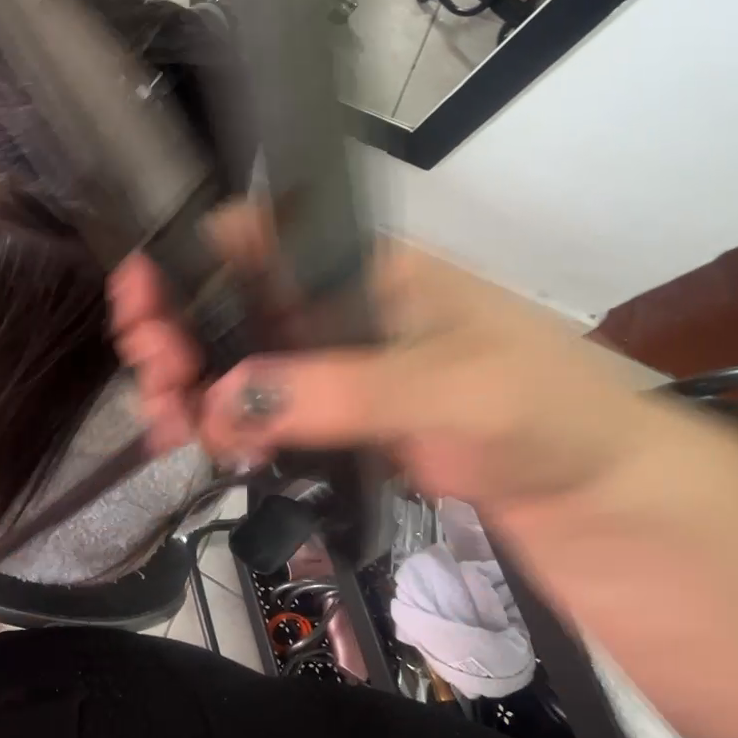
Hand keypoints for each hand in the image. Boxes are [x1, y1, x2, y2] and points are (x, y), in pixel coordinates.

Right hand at [107, 205, 658, 515]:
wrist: (596, 500)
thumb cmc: (544, 415)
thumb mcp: (456, 389)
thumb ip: (342, 389)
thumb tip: (224, 398)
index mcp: (350, 267)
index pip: (246, 237)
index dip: (181, 257)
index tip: (140, 295)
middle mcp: (316, 306)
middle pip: (208, 301)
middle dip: (165, 332)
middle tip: (154, 376)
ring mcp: (308, 362)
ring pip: (210, 359)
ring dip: (175, 386)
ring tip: (169, 426)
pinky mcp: (306, 414)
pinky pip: (234, 410)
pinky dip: (206, 426)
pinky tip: (204, 446)